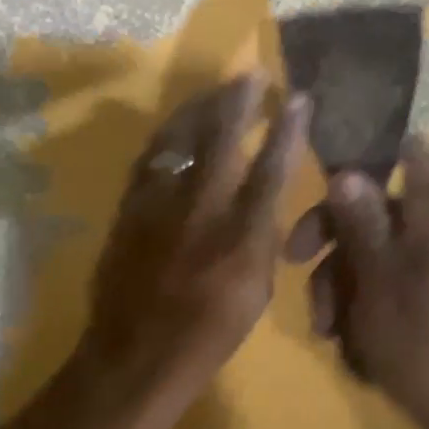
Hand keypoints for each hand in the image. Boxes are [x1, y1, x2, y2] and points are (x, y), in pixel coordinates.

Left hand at [81, 73, 310, 392]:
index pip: (272, 166)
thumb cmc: (207, 334)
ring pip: (181, 137)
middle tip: (251, 75)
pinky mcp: (131, 203)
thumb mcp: (255, 291)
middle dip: (240, 100)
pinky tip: (178, 127)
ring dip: (201, 108)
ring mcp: (160, 200)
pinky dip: (169, 136)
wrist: (136, 352)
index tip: (298, 98)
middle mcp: (202, 206)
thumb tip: (260, 202)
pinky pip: (152, 156)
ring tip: (216, 92)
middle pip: (223, 137)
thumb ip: (260, 238)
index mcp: (242, 233)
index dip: (288, 129)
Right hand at [285, 137, 428, 428]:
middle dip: (331, 237)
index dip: (379, 148)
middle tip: (294, 261)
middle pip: (374, 211)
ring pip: (373, 253)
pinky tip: (347, 343)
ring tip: (325, 329)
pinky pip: (386, 285)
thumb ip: (361, 226)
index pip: (416, 158)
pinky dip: (361, 304)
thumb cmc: (423, 348)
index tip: (333, 159)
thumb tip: (345, 171)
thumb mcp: (378, 285)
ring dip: (340, 282)